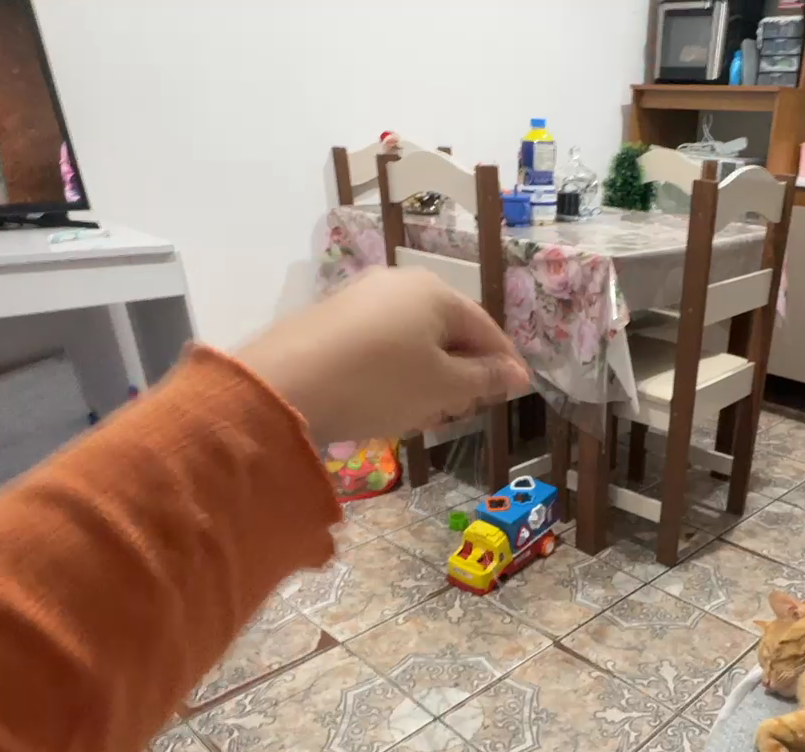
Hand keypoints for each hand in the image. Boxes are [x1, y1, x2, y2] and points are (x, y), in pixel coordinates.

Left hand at [239, 267, 529, 444]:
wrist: (285, 387)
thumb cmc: (381, 384)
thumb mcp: (445, 387)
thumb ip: (486, 379)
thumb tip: (519, 374)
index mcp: (436, 292)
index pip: (486, 329)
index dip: (504, 364)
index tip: (514, 394)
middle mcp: (400, 283)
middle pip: (449, 332)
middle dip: (462, 373)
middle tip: (461, 411)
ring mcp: (362, 297)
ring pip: (415, 341)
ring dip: (430, 378)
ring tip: (422, 414)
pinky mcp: (334, 319)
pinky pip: (383, 344)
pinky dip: (397, 373)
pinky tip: (387, 402)